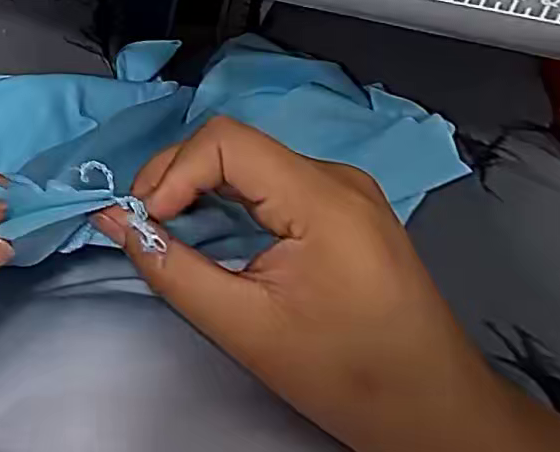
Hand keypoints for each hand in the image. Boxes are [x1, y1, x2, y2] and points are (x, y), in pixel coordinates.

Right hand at [94, 116, 559, 451]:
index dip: (174, 170)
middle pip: (230, 142)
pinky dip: (219, 191)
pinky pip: (260, 174)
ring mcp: (338, 184)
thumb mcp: (247, 330)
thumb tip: (114, 219)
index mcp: (324, 201)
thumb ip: (171, 269)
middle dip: (174, 174)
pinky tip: (204, 220)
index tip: (146, 217)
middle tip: (142, 219)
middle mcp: (334, 176)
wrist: (445, 419)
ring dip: (193, 181)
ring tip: (163, 219)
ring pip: (241, 154)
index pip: (226, 141)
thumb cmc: (350, 379)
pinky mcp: (335, 199)